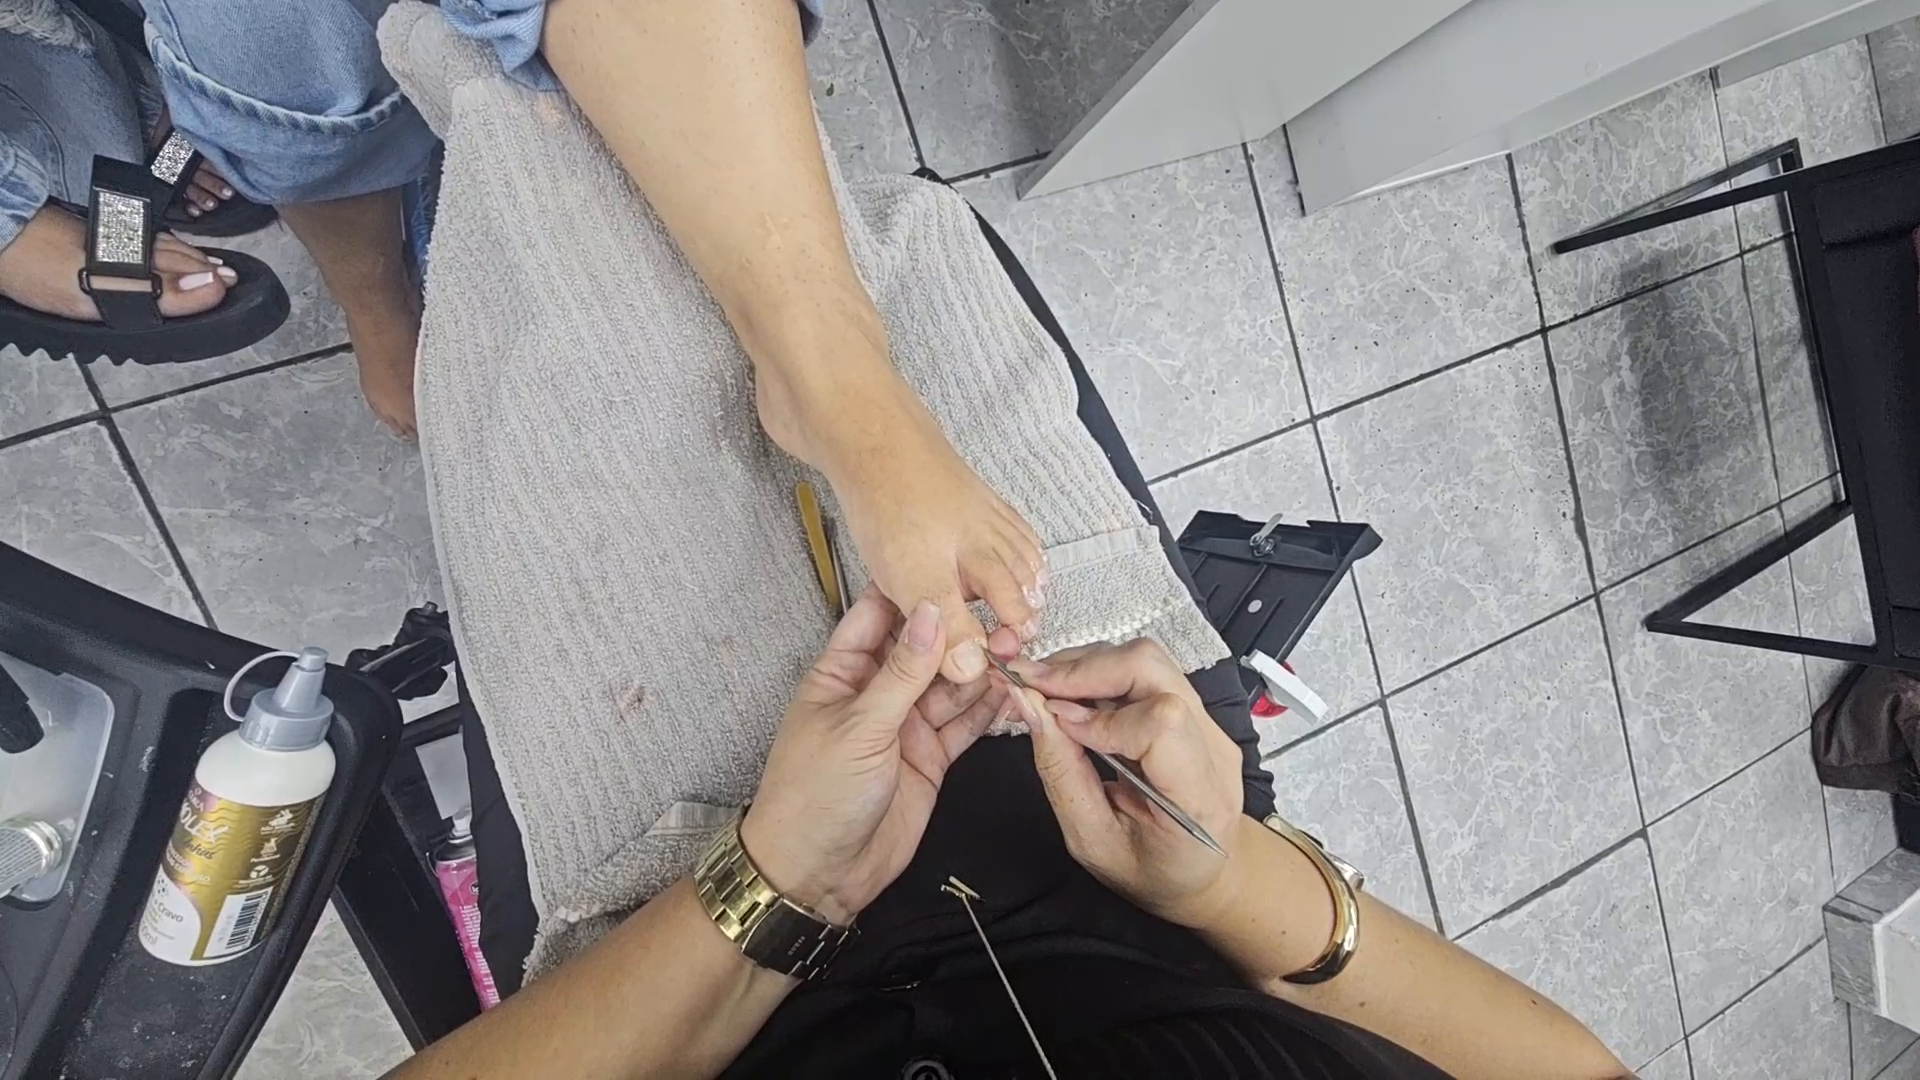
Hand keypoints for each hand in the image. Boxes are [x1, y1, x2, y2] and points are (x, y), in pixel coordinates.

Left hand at [740, 590, 1002, 924]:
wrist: (818, 875)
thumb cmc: (817, 791)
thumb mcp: (860, 724)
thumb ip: (901, 671)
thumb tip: (930, 610)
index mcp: (844, 672)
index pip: (879, 615)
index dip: (913, 590)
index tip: (954, 566)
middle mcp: (878, 691)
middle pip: (923, 649)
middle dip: (959, 634)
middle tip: (1002, 617)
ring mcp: (907, 723)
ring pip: (950, 685)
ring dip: (979, 670)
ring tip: (1017, 651)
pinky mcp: (930, 755)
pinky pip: (963, 724)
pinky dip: (986, 710)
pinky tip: (1012, 691)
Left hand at [760, 364, 1045, 684]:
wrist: (857, 419)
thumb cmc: (885, 495)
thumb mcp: (916, 577)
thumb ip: (949, 625)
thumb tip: (977, 669)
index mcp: (982, 554)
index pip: (1015, 602)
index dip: (1015, 631)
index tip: (1007, 655)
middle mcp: (983, 527)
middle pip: (1019, 568)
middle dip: (1023, 601)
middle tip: (1020, 628)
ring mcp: (966, 500)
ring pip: (1006, 540)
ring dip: (1016, 569)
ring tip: (1024, 589)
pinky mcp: (941, 482)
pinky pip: (982, 515)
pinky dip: (994, 534)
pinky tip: (980, 534)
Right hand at [1011, 640, 1247, 927]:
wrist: (1207, 870)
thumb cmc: (1150, 869)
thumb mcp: (1092, 840)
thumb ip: (1061, 771)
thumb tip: (1028, 702)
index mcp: (1199, 795)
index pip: (1161, 722)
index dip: (1100, 716)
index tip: (1056, 723)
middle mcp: (1213, 744)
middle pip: (1150, 668)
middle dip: (1083, 668)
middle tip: (1031, 683)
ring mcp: (1207, 719)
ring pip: (1144, 658)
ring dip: (1086, 664)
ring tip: (1045, 687)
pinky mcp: (1191, 705)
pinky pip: (1142, 669)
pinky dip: (1096, 671)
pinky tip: (1069, 693)